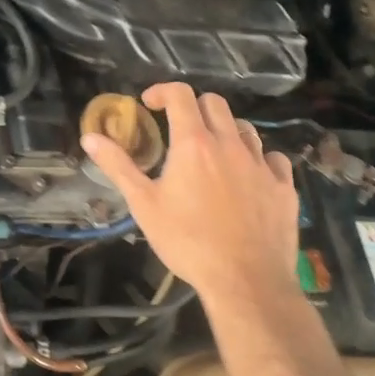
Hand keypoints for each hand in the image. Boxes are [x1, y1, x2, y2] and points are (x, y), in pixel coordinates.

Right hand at [81, 83, 298, 302]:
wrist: (247, 284)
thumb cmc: (188, 242)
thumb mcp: (143, 204)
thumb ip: (118, 165)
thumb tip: (89, 137)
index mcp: (193, 143)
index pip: (180, 94)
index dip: (162, 91)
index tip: (150, 104)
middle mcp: (229, 144)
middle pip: (215, 102)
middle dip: (194, 106)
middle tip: (179, 126)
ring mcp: (261, 166)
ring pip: (245, 128)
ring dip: (226, 130)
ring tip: (214, 150)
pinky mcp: (285, 189)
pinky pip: (274, 158)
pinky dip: (260, 158)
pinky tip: (250, 174)